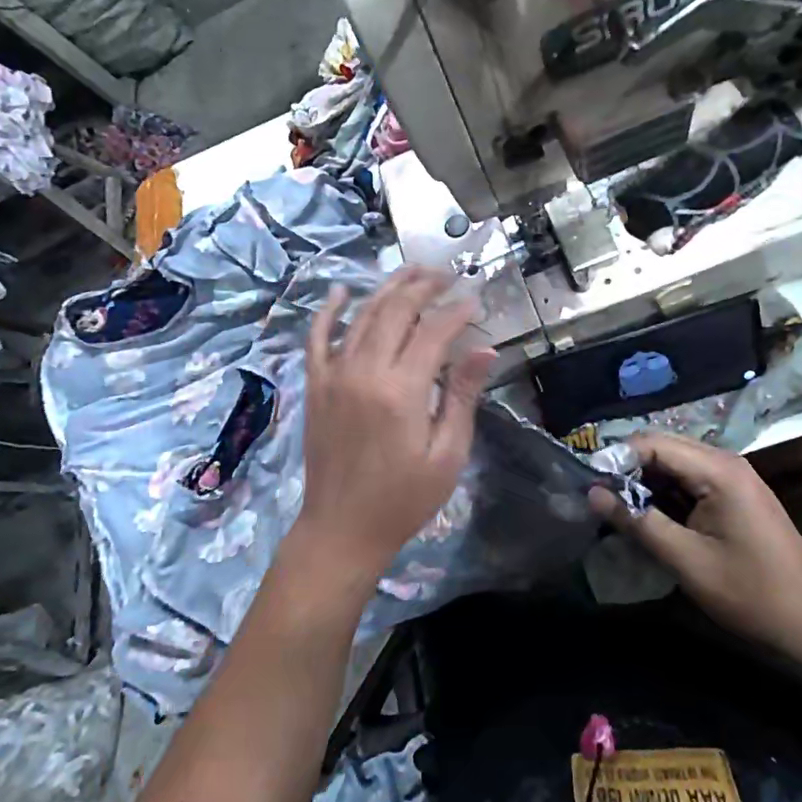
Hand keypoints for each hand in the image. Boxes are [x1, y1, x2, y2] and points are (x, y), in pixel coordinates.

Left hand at [297, 268, 495, 580]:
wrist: (342, 530)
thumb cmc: (404, 498)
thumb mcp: (447, 454)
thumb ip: (462, 396)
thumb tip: (485, 350)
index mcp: (401, 391)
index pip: (434, 331)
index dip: (458, 311)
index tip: (476, 299)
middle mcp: (364, 371)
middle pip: (395, 310)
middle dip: (424, 286)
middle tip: (448, 275)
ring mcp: (333, 375)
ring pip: (361, 315)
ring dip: (388, 288)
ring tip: (413, 271)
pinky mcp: (315, 386)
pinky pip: (318, 338)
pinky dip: (329, 311)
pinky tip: (342, 291)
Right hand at [589, 433, 801, 654]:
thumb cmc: (751, 592)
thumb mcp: (687, 560)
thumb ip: (639, 522)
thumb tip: (594, 493)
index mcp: (718, 469)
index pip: (652, 443)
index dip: (616, 459)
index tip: (587, 483)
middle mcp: (725, 461)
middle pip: (663, 449)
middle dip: (628, 469)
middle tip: (596, 498)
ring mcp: (733, 477)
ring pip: (675, 465)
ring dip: (645, 483)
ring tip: (614, 509)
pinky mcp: (735, 495)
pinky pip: (690, 481)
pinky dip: (666, 495)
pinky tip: (648, 518)